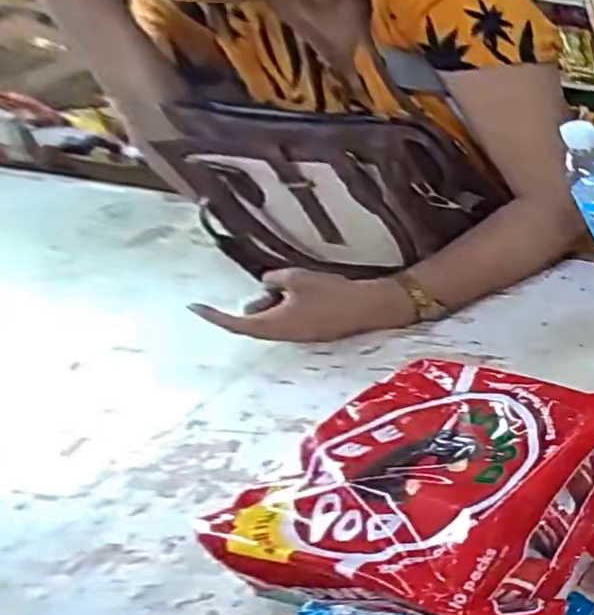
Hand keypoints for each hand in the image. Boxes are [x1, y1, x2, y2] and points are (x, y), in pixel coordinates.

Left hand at [189, 268, 417, 341]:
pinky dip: (292, 313)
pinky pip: (295, 325)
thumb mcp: (295, 277)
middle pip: (257, 324)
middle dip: (258, 306)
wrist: (377, 306)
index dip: (212, 315)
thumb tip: (269, 285)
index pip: (235, 323)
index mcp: (276, 324)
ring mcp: (308, 337)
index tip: (194, 307)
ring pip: (277, 324)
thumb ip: (271, 280)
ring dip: (277, 308)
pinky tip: (307, 298)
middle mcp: (289, 336)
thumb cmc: (335, 292)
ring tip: (295, 290)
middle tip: (272, 288)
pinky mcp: (323, 334)